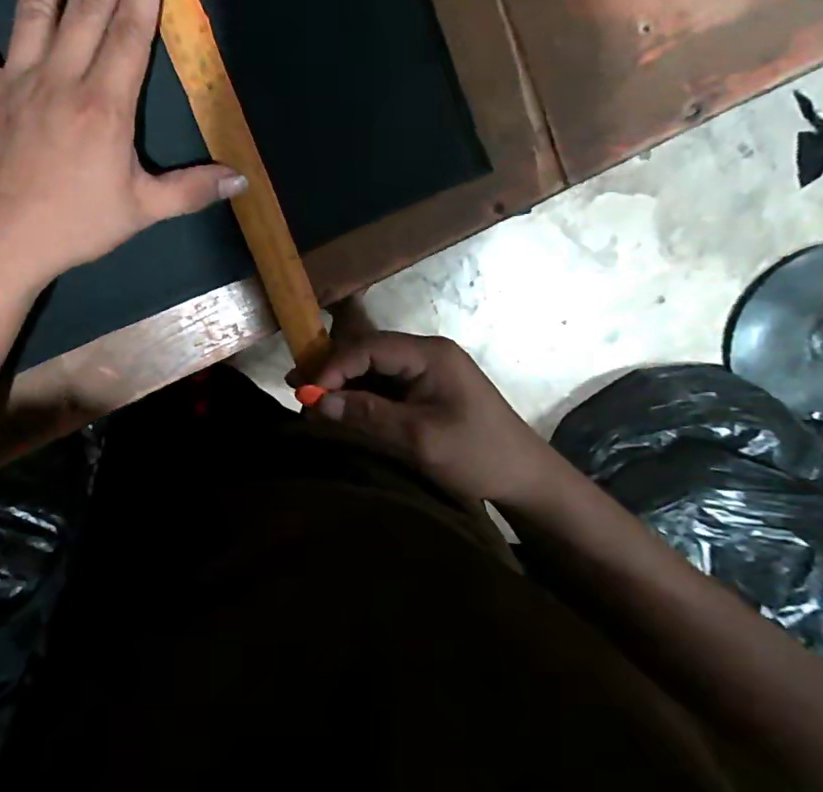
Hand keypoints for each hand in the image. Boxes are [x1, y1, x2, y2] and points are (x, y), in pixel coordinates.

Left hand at [0, 0, 244, 286]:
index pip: (128, 33)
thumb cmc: (76, 224)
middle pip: (87, 6)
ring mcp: (15, 82)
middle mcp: (61, 79)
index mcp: (105, 104)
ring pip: (31, 10)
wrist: (0, 244)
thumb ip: (192, 190)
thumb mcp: (143, 210)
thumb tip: (242, 182)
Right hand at [295, 332, 576, 507]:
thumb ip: (368, 415)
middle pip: (371, 351)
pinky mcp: (429, 388)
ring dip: (345, 382)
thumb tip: (317, 401)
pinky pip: (387, 383)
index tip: (306, 389)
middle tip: (297, 388)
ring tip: (310, 397)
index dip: (335, 364)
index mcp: (431, 354)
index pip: (371, 346)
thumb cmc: (477, 455)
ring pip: (376, 367)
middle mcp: (428, 352)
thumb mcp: (420, 438)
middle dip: (334, 369)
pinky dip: (362, 394)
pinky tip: (340, 406)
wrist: (525, 476)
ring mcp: (429, 369)